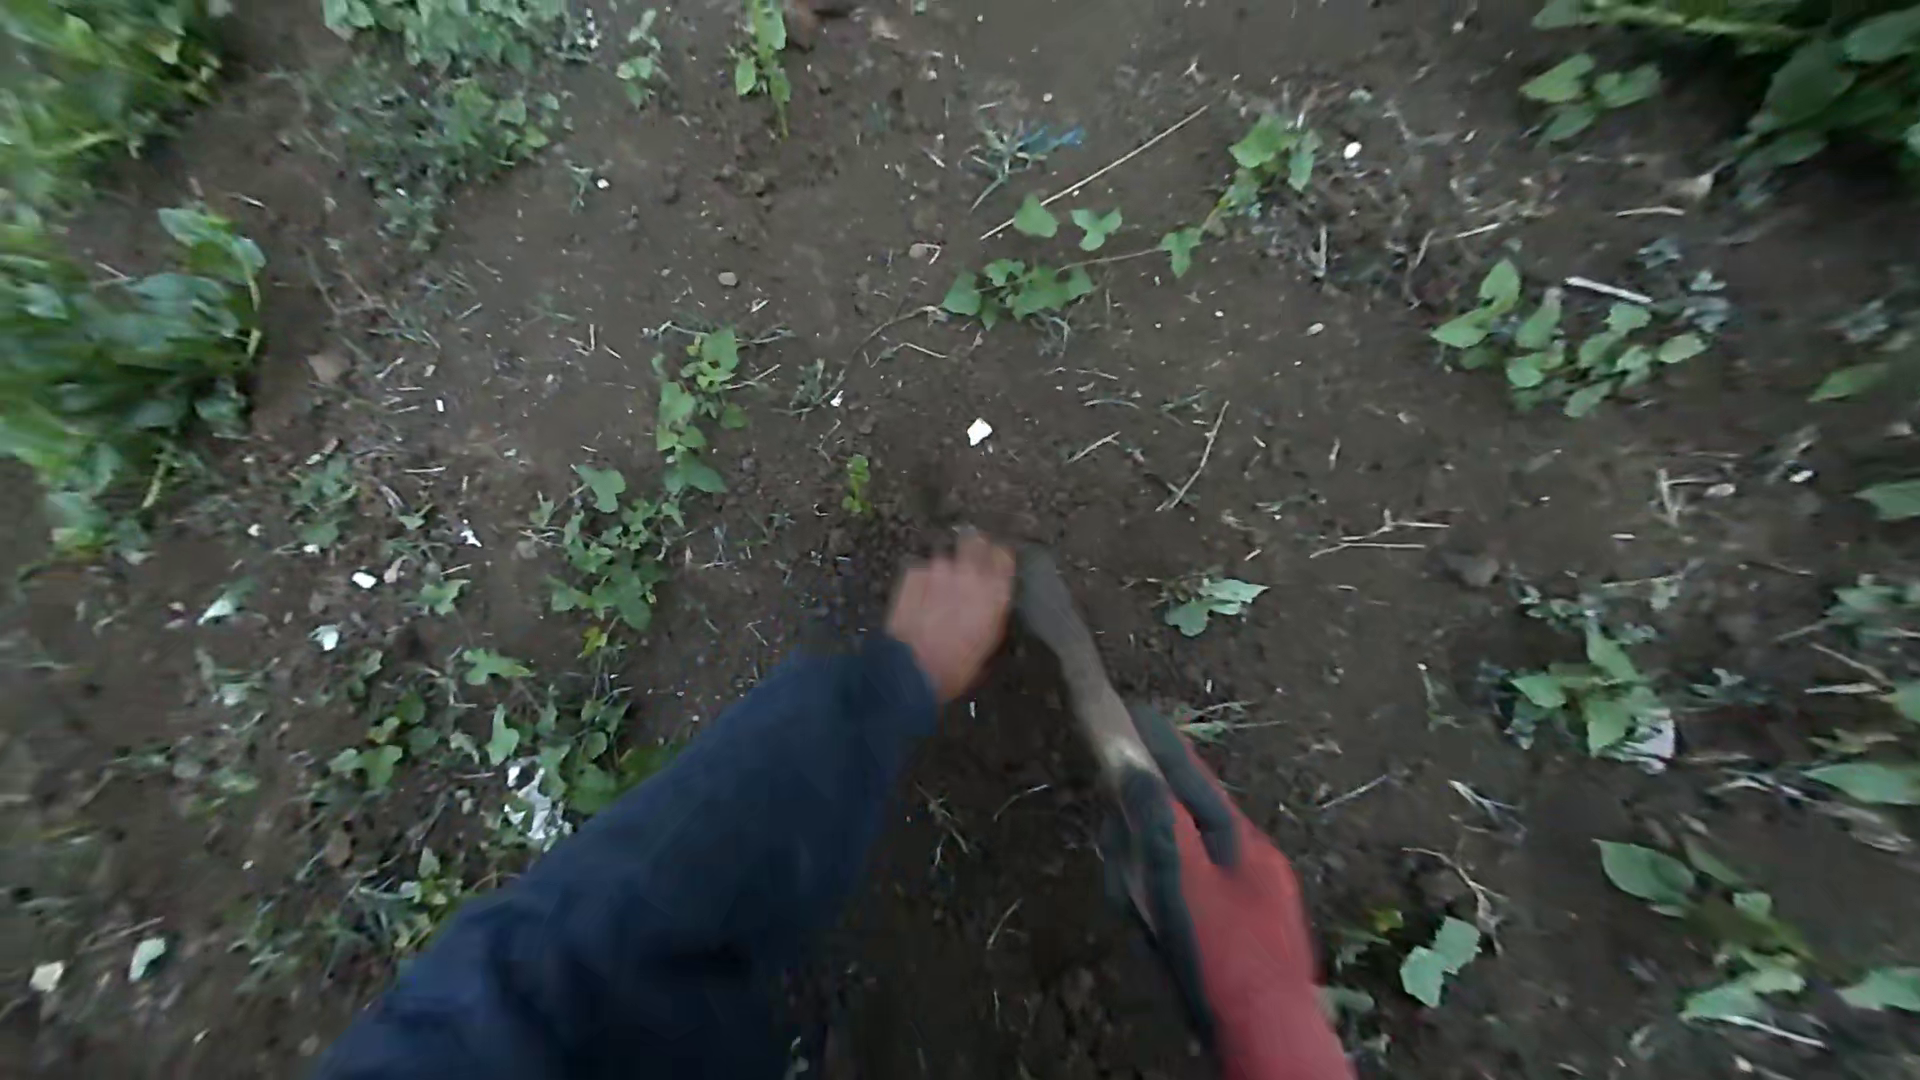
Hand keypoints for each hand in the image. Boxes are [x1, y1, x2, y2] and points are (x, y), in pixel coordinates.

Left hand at [886, 532, 1014, 702]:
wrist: (912, 669)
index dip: (998, 557)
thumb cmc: (957, 666)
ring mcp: (940, 568)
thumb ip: (993, 613)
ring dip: (943, 570)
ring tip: (936, 593)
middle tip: (966, 563)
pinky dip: (921, 580)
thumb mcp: (988, 643)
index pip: (1004, 554)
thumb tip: (990, 603)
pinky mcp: (913, 572)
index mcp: (995, 591)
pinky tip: (917, 600)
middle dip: (972, 547)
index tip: (993, 562)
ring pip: (945, 557)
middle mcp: (970, 572)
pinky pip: (921, 570)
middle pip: (975, 541)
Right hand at [1110, 706, 1353, 1079]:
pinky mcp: (1228, 924)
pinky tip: (1155, 931)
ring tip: (1143, 914)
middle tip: (1123, 857)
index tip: (1129, 708)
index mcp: (1242, 839)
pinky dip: (1160, 903)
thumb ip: (1158, 821)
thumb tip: (1132, 761)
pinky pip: (1181, 892)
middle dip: (1143, 830)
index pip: (1191, 773)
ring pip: (1175, 857)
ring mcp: (1240, 893)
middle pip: (1178, 817)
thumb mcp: (1186, 886)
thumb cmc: (1229, 962)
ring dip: (1148, 876)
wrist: (1269, 1054)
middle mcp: (1245, 857)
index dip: (1158, 741)